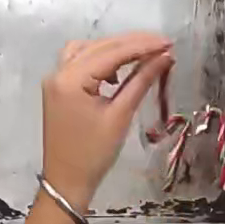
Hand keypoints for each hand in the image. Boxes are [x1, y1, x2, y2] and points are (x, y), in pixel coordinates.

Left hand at [42, 32, 174, 209]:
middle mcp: (58, 73)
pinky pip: (80, 63)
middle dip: (131, 44)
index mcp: (70, 80)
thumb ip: (141, 81)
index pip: (111, 52)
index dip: (142, 45)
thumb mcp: (120, 116)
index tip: (168, 42)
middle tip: (162, 45)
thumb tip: (163, 58)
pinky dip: (100, 60)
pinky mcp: (58, 89)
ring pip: (88, 51)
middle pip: (99, 47)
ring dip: (114, 49)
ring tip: (142, 54)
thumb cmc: (94, 154)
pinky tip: (117, 71)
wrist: (67, 181)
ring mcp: (55, 80)